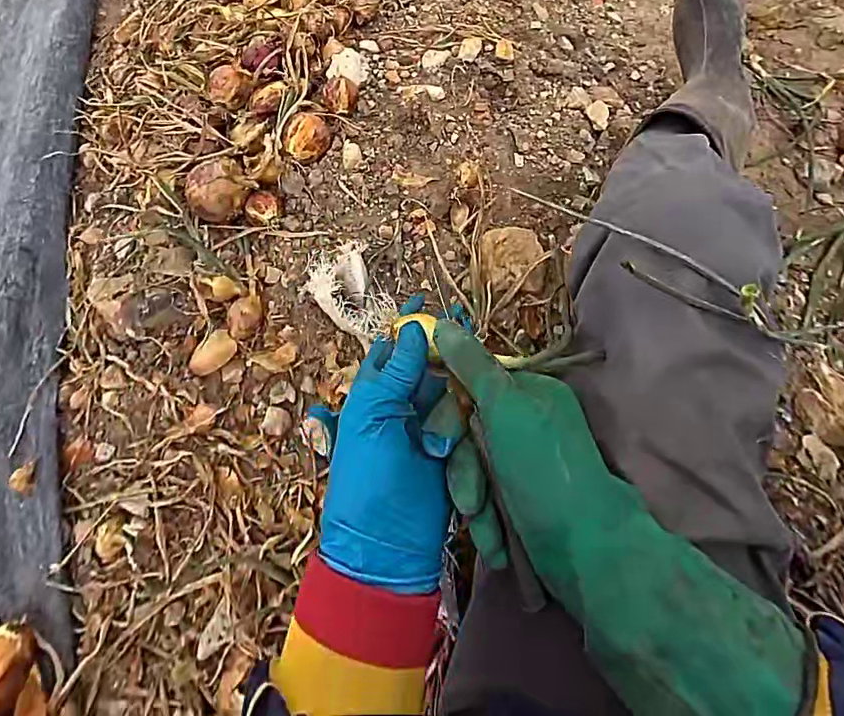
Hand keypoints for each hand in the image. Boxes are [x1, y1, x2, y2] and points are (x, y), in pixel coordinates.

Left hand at [315, 294, 460, 593]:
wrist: (385, 546)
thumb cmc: (369, 477)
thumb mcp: (375, 418)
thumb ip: (395, 373)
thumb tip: (409, 328)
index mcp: (374, 392)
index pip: (392, 347)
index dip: (407, 324)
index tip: (425, 297)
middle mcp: (402, 405)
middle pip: (429, 367)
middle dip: (446, 353)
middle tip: (466, 330)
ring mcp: (429, 429)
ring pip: (453, 394)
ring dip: (457, 397)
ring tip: (459, 399)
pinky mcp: (454, 454)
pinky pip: (469, 428)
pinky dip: (471, 428)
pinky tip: (474, 419)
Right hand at [431, 320, 808, 715]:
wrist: (589, 555)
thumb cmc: (544, 471)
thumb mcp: (505, 408)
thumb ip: (471, 365)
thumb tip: (443, 322)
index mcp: (529, 391)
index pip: (468, 383)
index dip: (448, 411)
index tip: (440, 439)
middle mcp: (525, 421)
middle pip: (465, 428)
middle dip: (460, 465)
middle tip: (465, 495)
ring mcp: (522, 461)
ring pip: (469, 465)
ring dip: (470, 496)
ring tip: (482, 523)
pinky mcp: (518, 498)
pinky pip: (483, 495)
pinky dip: (484, 518)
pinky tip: (492, 539)